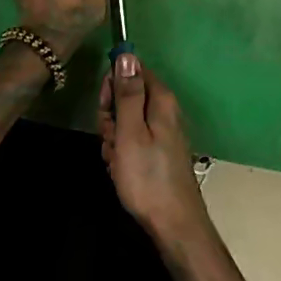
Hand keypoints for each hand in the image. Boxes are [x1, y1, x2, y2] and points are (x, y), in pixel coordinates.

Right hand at [99, 54, 208, 238]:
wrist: (173, 225)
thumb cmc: (147, 177)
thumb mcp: (130, 132)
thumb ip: (128, 93)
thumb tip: (126, 54)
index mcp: (161, 101)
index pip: (132, 70)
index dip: (113, 86)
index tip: (107, 110)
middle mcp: (164, 111)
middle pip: (127, 96)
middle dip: (111, 116)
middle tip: (112, 139)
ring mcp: (161, 133)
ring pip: (125, 120)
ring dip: (113, 138)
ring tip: (117, 159)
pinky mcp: (157, 152)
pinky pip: (132, 140)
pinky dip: (122, 152)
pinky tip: (121, 169)